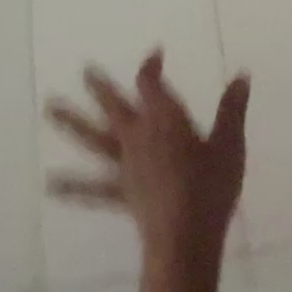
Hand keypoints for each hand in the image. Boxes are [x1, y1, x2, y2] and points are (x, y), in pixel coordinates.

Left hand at [45, 49, 250, 261]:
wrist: (184, 238)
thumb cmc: (210, 187)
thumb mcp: (230, 144)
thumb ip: (232, 109)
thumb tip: (242, 74)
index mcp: (165, 120)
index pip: (151, 84)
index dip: (150, 66)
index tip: (155, 52)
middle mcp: (139, 138)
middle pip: (116, 107)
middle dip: (101, 88)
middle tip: (85, 69)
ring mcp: (126, 167)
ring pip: (95, 140)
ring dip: (71, 123)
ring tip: (49, 108)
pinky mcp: (121, 194)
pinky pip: (93, 189)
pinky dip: (72, 186)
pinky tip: (51, 183)